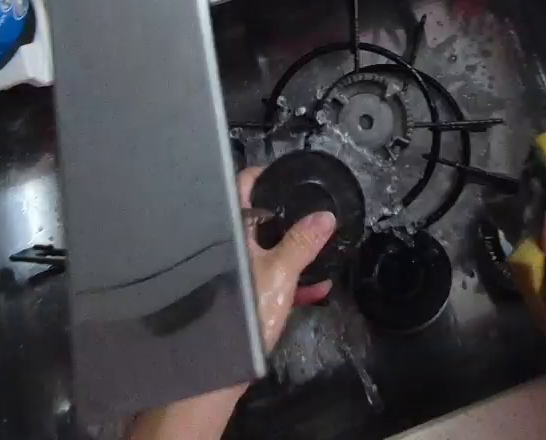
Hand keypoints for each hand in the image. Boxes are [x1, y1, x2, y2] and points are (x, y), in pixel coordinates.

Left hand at [237, 164, 337, 350]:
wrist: (218, 370)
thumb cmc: (245, 311)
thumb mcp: (281, 273)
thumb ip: (303, 243)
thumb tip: (327, 216)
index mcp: (232, 230)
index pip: (242, 186)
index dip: (264, 175)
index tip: (288, 174)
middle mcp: (228, 245)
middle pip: (258, 218)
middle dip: (286, 216)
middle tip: (312, 212)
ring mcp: (233, 272)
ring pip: (265, 249)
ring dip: (292, 250)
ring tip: (322, 250)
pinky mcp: (241, 297)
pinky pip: (268, 277)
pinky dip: (289, 279)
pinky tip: (316, 288)